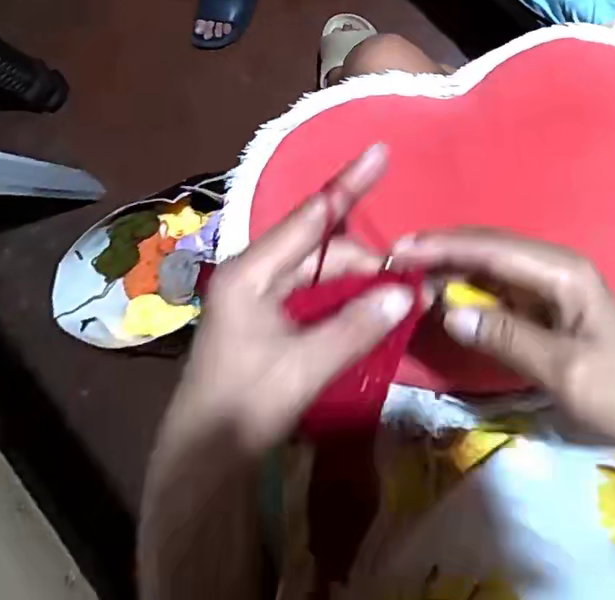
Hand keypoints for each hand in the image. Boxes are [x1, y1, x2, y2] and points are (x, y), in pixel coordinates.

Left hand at [165, 144, 414, 455]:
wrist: (201, 464)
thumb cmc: (241, 408)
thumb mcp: (302, 368)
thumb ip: (354, 326)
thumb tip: (406, 291)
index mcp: (252, 272)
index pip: (310, 218)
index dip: (348, 184)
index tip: (379, 151)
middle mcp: (256, 273)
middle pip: (323, 249)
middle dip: (368, 258)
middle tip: (413, 276)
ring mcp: (262, 295)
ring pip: (323, 272)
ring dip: (362, 279)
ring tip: (402, 289)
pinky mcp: (271, 318)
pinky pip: (319, 293)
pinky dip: (349, 296)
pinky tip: (375, 304)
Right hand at [393, 229, 614, 456]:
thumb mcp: (567, 371)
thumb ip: (507, 337)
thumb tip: (447, 311)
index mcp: (561, 271)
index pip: (492, 248)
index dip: (444, 246)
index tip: (400, 250)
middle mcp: (551, 265)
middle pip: (486, 247)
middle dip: (440, 250)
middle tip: (391, 260)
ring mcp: (546, 283)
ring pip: (487, 263)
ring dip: (448, 266)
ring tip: (404, 273)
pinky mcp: (541, 303)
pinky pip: (494, 286)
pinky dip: (464, 287)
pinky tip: (438, 294)